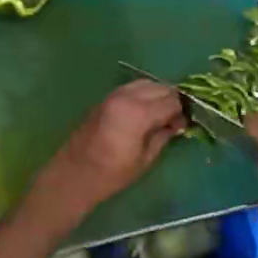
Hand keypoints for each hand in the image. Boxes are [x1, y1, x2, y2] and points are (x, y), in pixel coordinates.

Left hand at [26, 80, 185, 226]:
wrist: (74, 173)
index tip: (183, 125)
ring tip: (160, 114)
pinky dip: (144, 94)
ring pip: (146, 83)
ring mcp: (114, 95)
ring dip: (157, 94)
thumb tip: (178, 123)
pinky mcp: (106, 98)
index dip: (182, 111)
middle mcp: (127, 97)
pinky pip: (132, 87)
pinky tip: (145, 111)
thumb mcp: (145, 158)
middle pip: (160, 87)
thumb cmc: (112, 173)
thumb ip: (164, 135)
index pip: (171, 101)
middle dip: (171, 100)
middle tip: (174, 119)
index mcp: (138, 113)